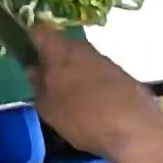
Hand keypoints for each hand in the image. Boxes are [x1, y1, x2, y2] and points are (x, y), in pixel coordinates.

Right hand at [29, 26, 162, 162]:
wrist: (135, 129)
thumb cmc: (82, 117)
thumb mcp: (48, 108)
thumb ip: (37, 86)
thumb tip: (33, 70)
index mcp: (59, 51)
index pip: (39, 32)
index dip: (31, 41)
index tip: (27, 56)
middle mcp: (82, 47)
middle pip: (62, 47)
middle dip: (55, 61)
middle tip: (49, 84)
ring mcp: (105, 59)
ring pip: (82, 60)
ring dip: (76, 74)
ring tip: (74, 100)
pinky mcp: (123, 74)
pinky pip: (100, 74)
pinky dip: (95, 85)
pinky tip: (96, 108)